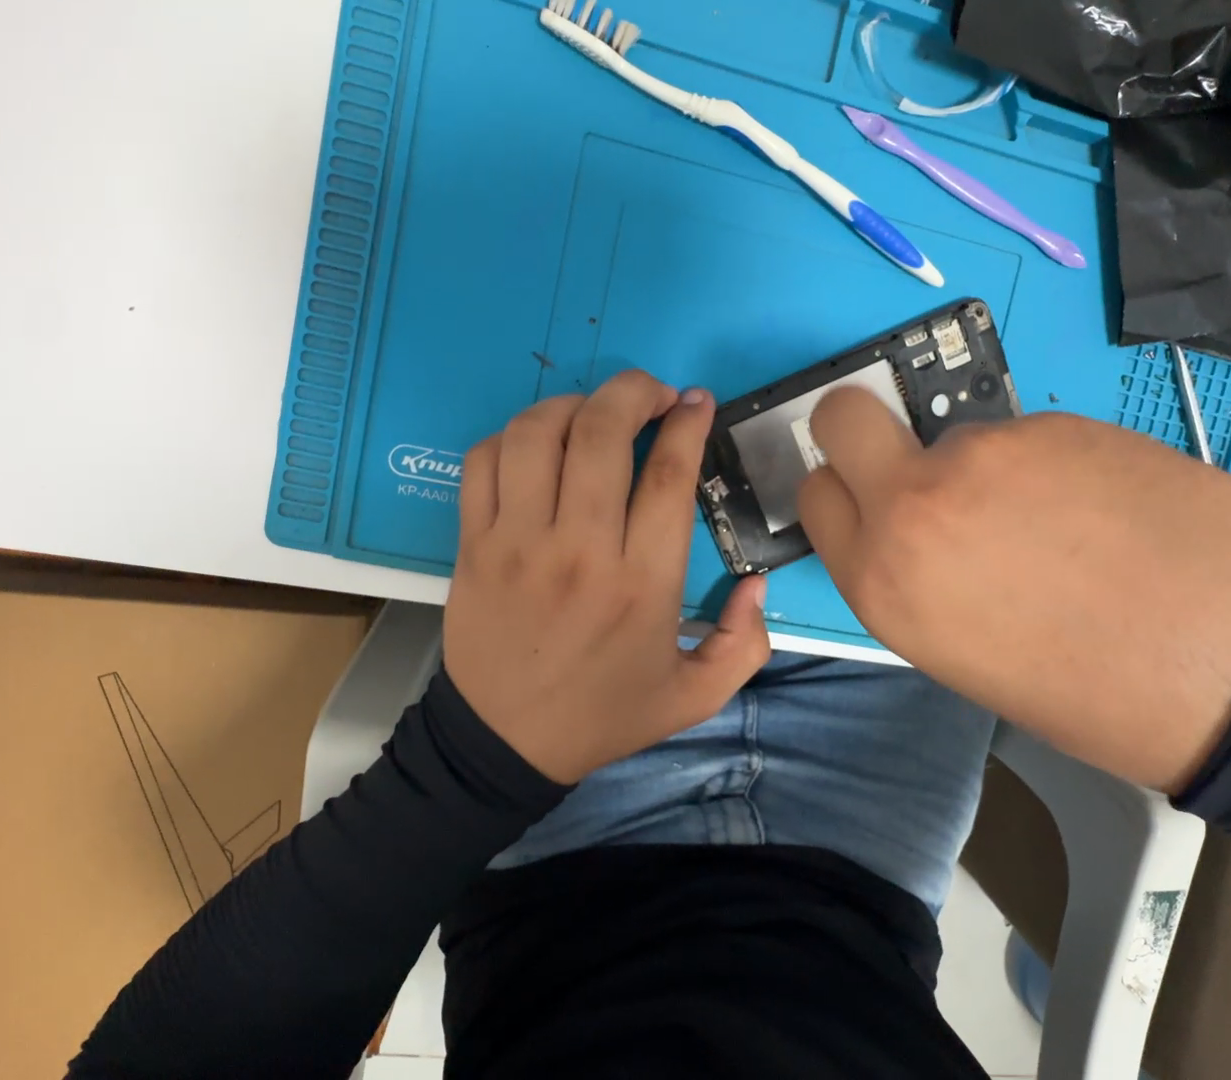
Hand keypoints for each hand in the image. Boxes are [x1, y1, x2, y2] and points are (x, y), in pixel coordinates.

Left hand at [444, 370, 771, 783]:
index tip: (697, 403)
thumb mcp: (696, 697)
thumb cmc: (604, 715)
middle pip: (602, 434)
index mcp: (642, 583)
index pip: (669, 475)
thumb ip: (745, 643)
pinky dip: (512, 436)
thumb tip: (757, 583)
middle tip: (653, 395)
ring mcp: (517, 543)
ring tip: (595, 415)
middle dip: (635, 392)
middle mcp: (580, 550)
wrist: (506, 745)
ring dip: (574, 405)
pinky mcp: (473, 544)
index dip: (688, 423)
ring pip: (538, 434)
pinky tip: (539, 446)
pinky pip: (483, 462)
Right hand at [797, 389, 1230, 792]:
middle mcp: (913, 507)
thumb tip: (913, 533)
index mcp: (881, 582)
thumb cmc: (1087, 693)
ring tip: (1053, 518)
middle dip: (860, 427)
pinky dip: (1045, 461)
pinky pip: (1023, 435)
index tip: (869, 499)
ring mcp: (984, 455)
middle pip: (843, 416)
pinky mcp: (1055, 423)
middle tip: (912, 459)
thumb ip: (910, 578)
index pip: (815, 494)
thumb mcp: (957, 655)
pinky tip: (1097, 505)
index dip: (843, 492)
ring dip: (981, 466)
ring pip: (952, 434)